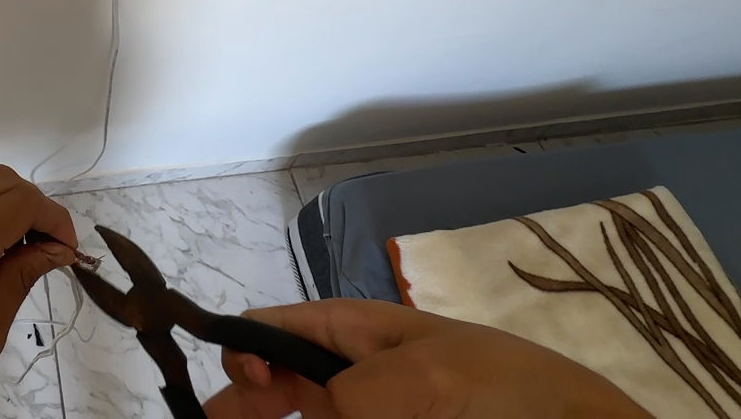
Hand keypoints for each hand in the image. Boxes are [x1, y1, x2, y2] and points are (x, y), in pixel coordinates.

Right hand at [207, 298, 651, 418]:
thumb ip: (352, 398)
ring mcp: (370, 416)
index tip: (244, 386)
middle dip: (244, 403)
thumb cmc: (497, 386)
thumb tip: (307, 418)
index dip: (244, 350)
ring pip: (307, 418)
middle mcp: (351, 376)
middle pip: (278, 384)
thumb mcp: (421, 376)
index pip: (274, 329)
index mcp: (350, 333)